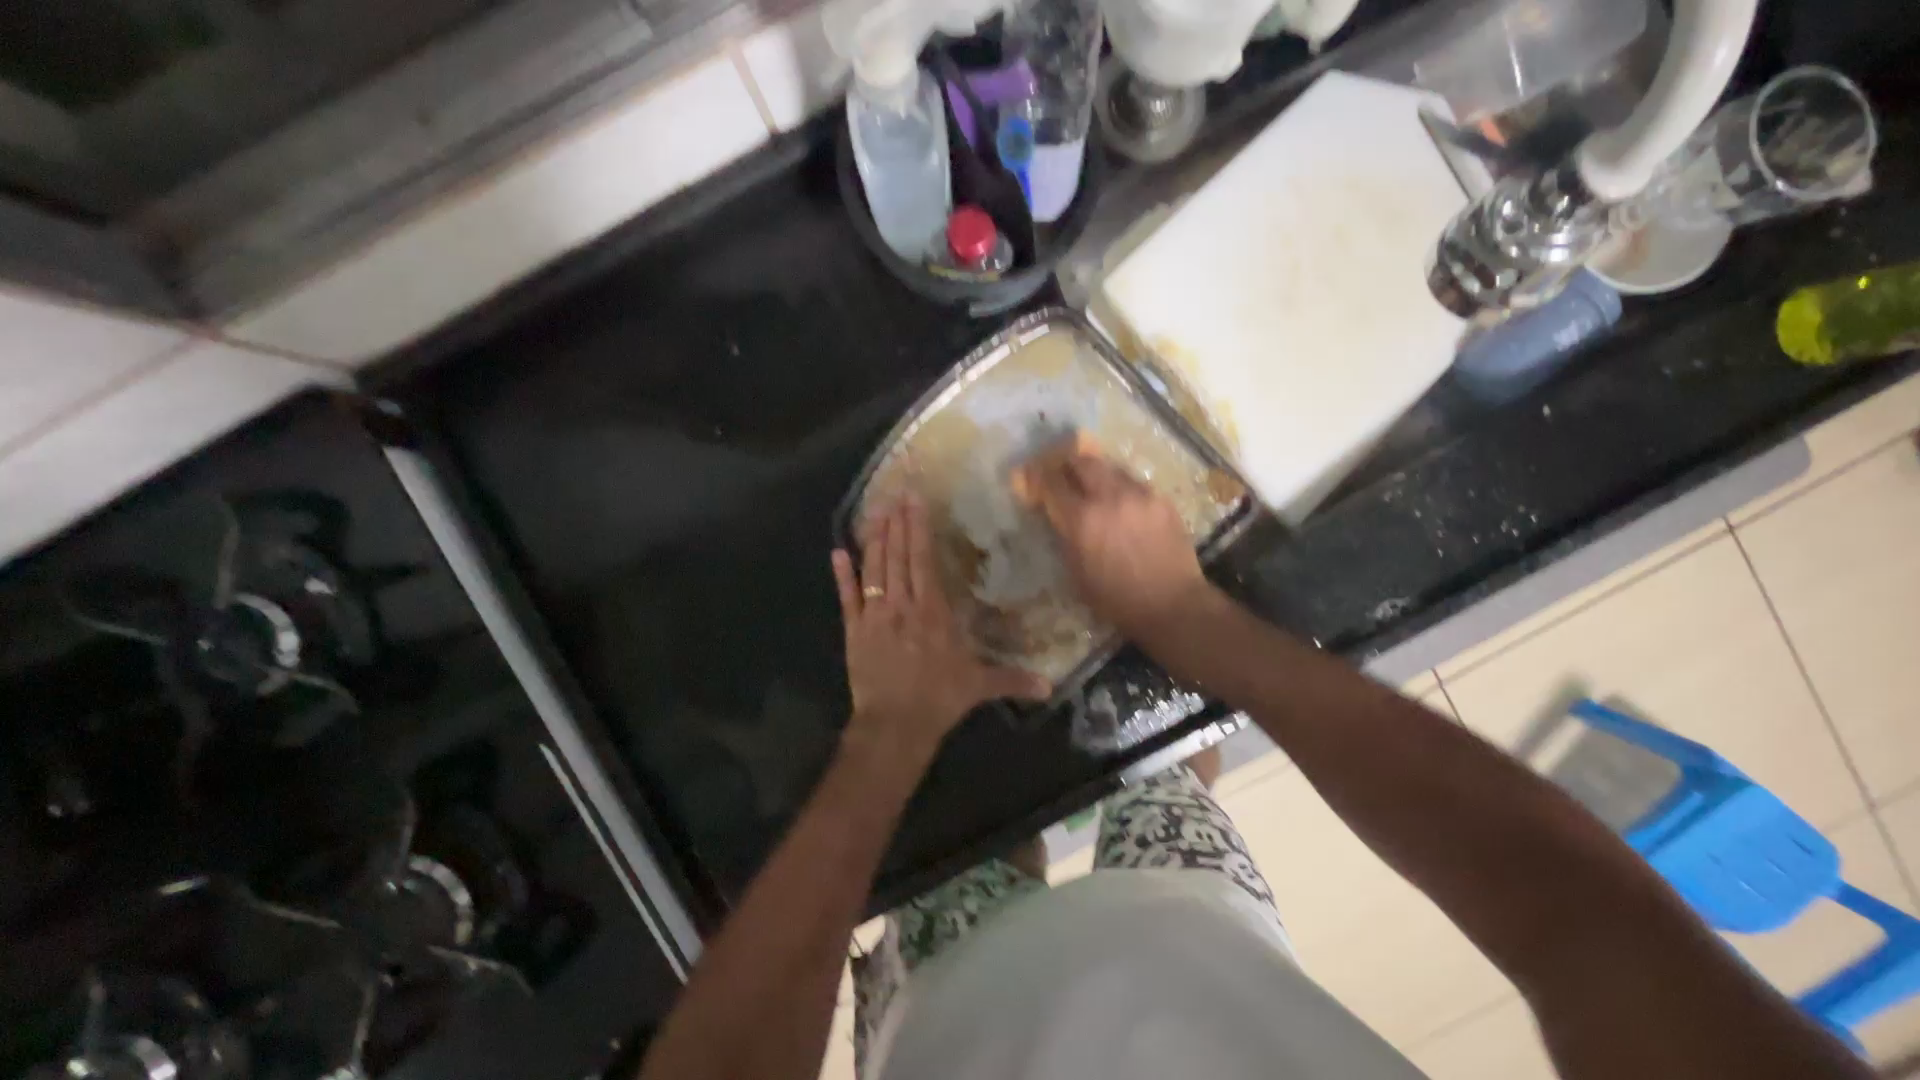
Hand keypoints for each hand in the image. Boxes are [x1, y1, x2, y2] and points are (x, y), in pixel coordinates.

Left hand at [832, 498, 1050, 762]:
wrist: (895, 725)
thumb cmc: (939, 700)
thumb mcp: (979, 686)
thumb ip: (1012, 679)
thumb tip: (1049, 686)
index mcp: (933, 611)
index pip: (924, 560)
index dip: (918, 529)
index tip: (915, 501)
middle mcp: (903, 605)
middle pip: (899, 557)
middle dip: (898, 524)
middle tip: (895, 494)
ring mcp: (875, 617)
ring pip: (875, 570)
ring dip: (875, 540)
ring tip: (875, 512)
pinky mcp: (854, 632)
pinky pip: (847, 598)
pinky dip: (843, 576)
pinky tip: (838, 552)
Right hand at [1010, 433, 1213, 636]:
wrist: (1172, 605)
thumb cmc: (1117, 599)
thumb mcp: (1076, 574)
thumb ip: (1064, 537)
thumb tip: (1056, 516)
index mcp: (1082, 519)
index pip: (1051, 482)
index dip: (1036, 476)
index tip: (1030, 477)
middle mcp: (1109, 497)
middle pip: (1081, 461)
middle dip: (1066, 464)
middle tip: (1060, 474)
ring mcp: (1139, 494)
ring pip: (1110, 467)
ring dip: (1095, 473)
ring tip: (1093, 487)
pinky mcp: (1161, 499)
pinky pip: (1134, 483)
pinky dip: (1120, 488)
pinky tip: (1122, 505)